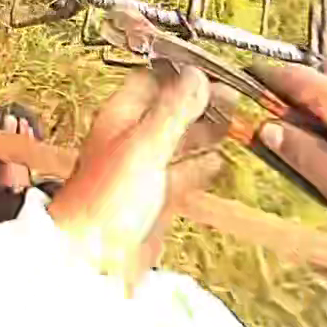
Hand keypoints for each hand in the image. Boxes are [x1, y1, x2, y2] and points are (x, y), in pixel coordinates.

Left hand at [48, 63, 219, 287]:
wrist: (94, 258)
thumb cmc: (109, 196)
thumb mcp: (146, 145)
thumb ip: (173, 110)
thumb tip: (197, 75)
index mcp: (121, 115)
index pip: (152, 80)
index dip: (180, 72)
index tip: (211, 67)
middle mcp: (131, 137)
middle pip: (168, 108)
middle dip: (198, 100)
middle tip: (232, 93)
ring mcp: (143, 168)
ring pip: (178, 140)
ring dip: (204, 130)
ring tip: (232, 120)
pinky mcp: (155, 198)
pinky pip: (182, 174)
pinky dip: (200, 166)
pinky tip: (218, 161)